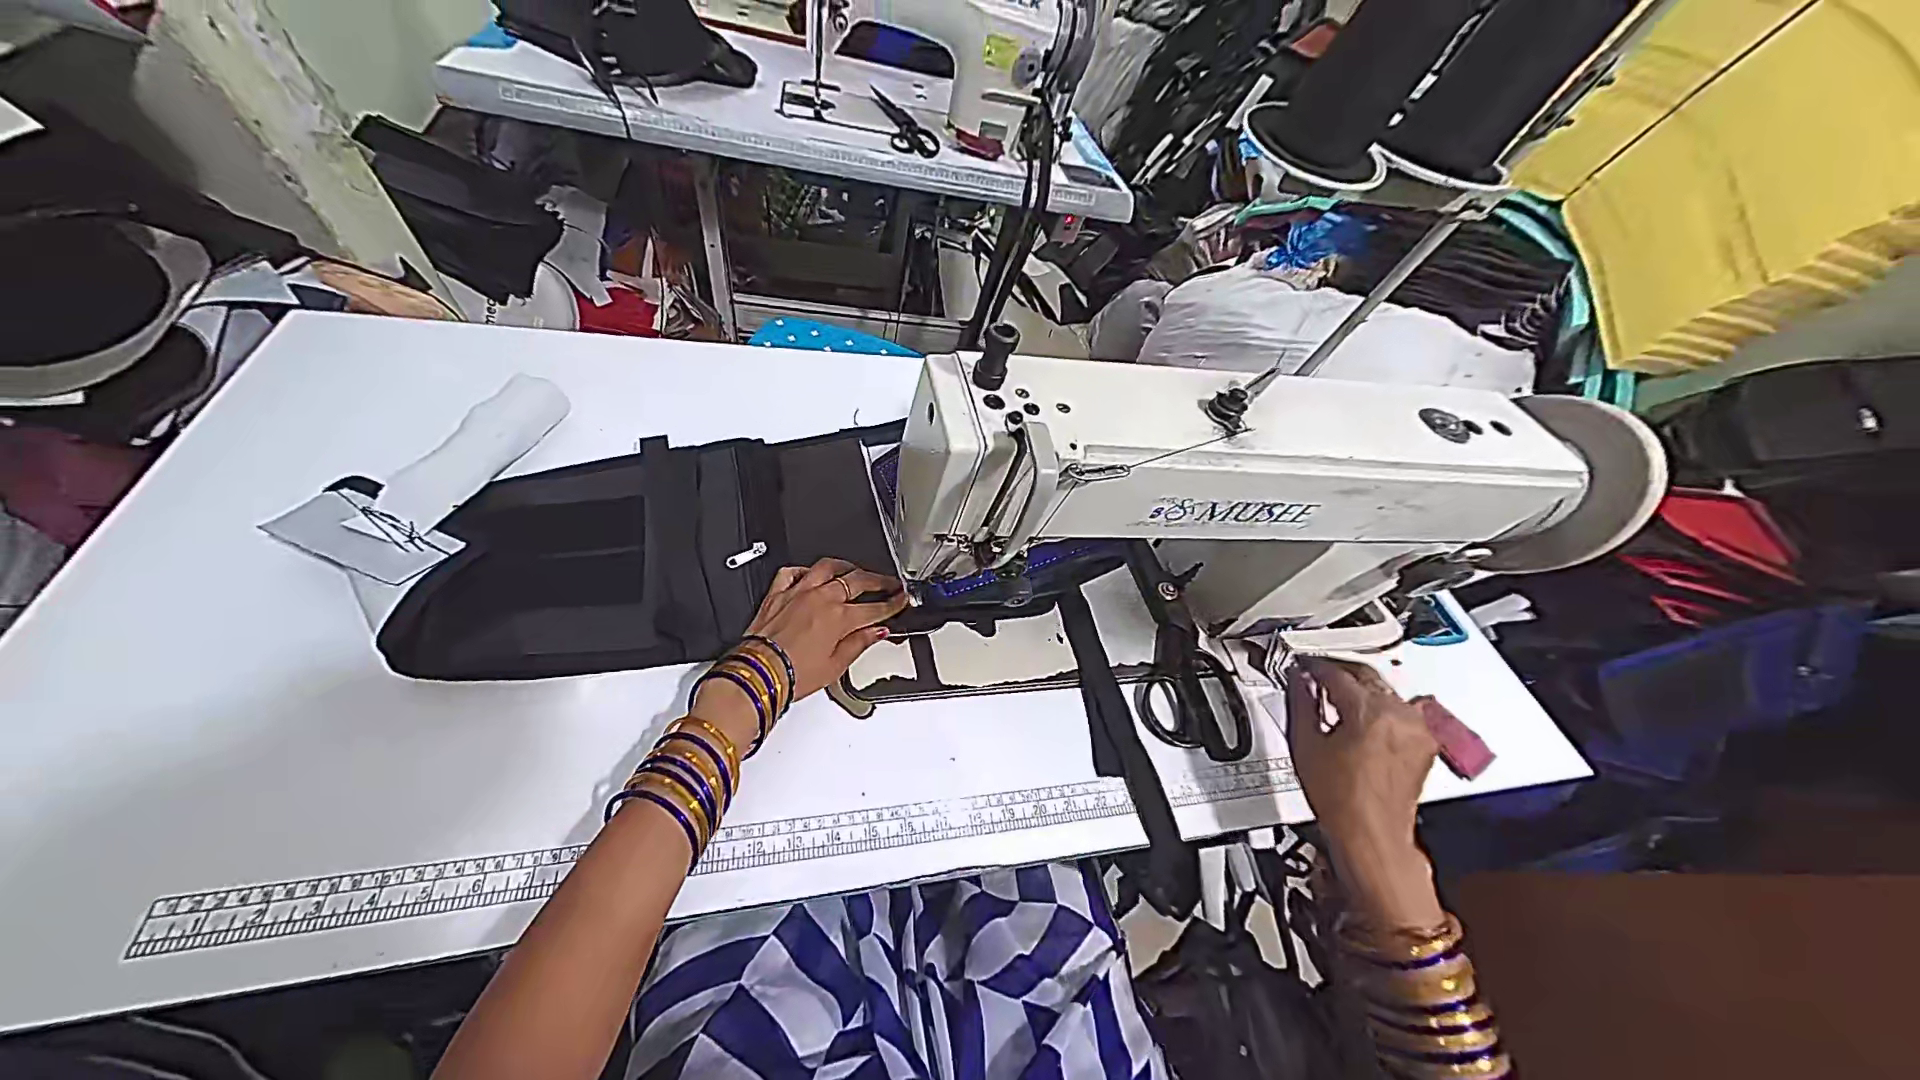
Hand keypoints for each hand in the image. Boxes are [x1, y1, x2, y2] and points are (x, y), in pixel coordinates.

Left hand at [693, 558, 906, 749]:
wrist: (757, 673)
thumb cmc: (791, 674)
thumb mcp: (836, 666)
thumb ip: (859, 643)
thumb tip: (876, 632)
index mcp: (839, 618)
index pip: (875, 607)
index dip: (893, 603)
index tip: (901, 600)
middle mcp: (820, 599)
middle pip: (858, 580)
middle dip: (879, 581)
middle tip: (889, 583)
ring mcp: (798, 592)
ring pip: (828, 567)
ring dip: (846, 567)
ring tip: (855, 570)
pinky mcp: (777, 594)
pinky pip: (792, 572)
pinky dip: (805, 571)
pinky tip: (811, 574)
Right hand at [1287, 657, 1444, 930]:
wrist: (1371, 835)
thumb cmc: (1342, 801)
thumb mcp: (1305, 743)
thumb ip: (1301, 702)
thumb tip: (1299, 680)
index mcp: (1371, 712)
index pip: (1336, 673)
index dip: (1313, 667)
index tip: (1301, 667)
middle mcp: (1401, 716)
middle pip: (1365, 675)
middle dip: (1337, 672)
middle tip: (1313, 675)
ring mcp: (1417, 729)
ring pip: (1383, 690)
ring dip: (1358, 688)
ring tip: (1332, 695)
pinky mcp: (1424, 742)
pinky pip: (1399, 709)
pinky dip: (1377, 706)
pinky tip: (1357, 715)